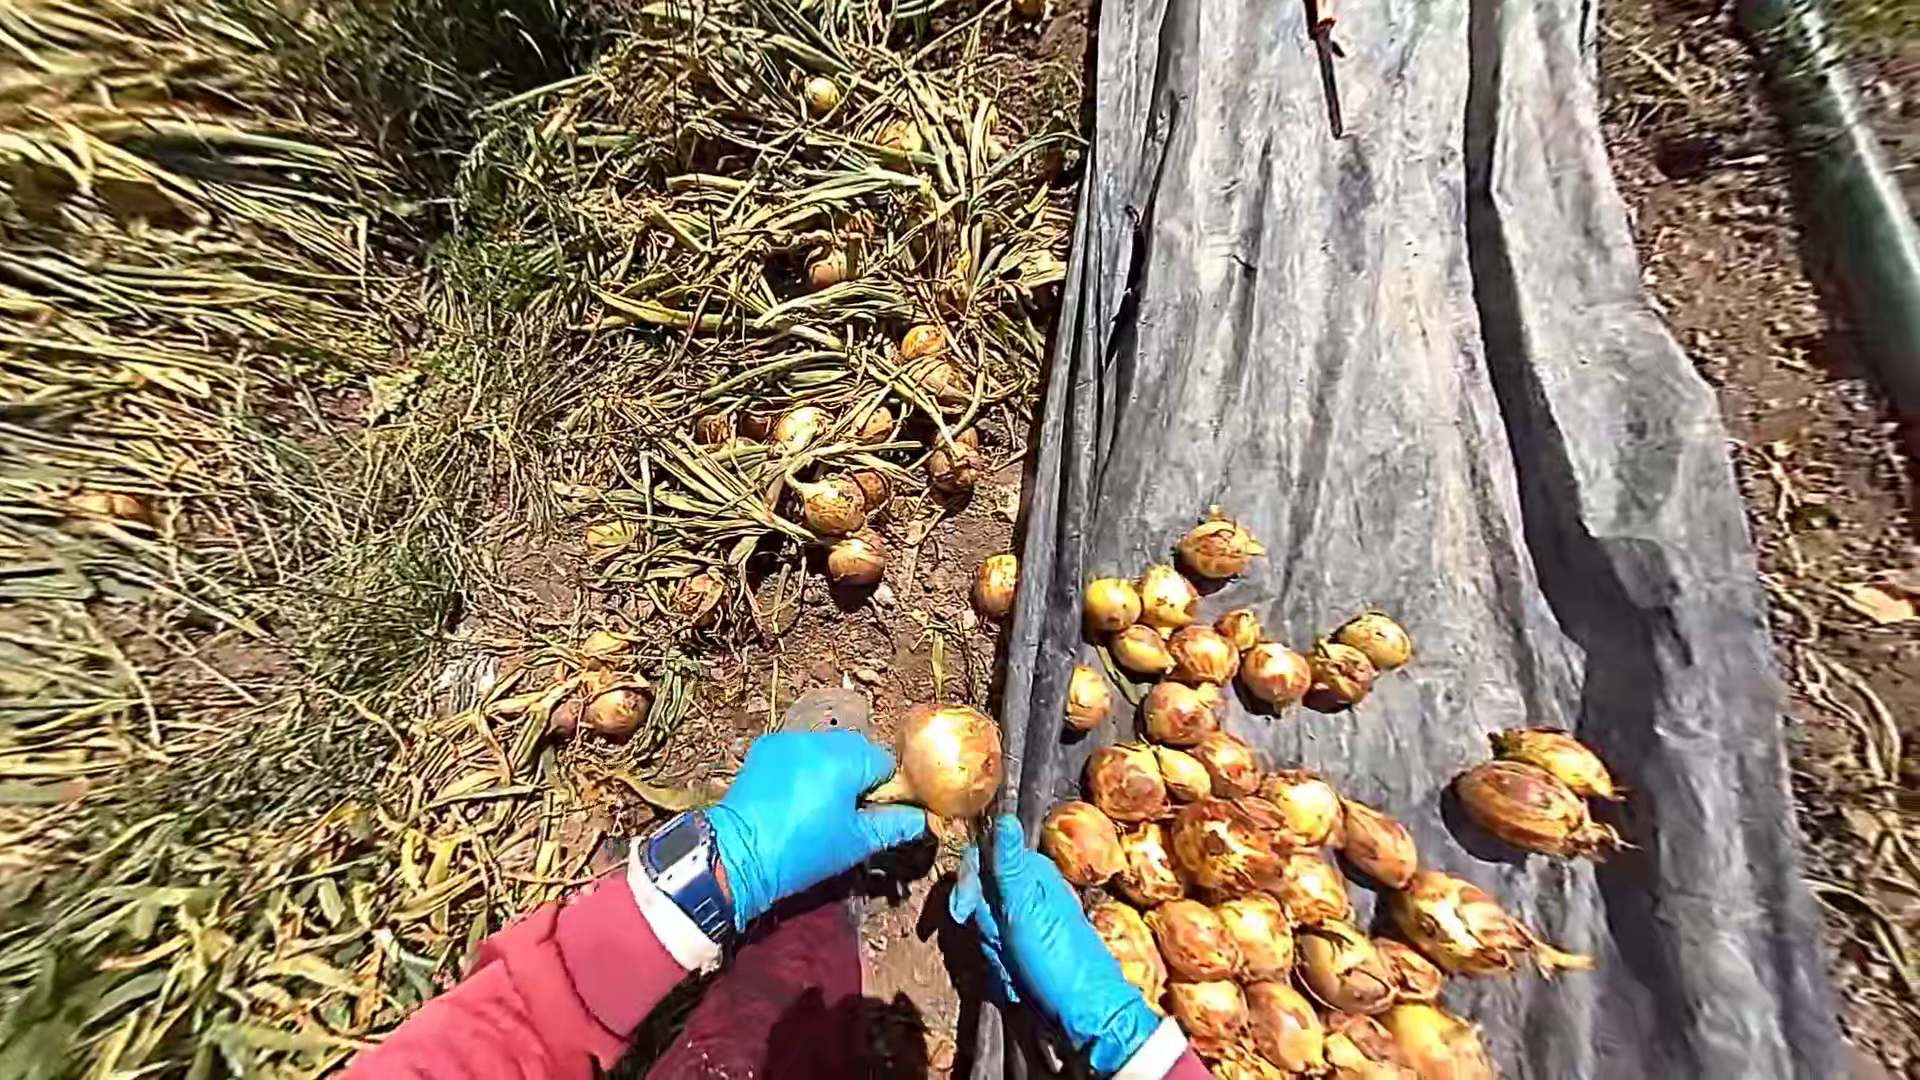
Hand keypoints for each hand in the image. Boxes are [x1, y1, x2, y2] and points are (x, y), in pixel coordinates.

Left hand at [707, 730, 927, 928]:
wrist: (735, 856)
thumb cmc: (803, 850)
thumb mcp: (854, 842)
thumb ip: (893, 825)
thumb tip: (924, 820)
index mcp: (848, 758)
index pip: (884, 762)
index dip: (883, 790)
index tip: (869, 815)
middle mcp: (822, 738)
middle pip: (856, 752)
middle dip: (856, 777)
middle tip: (843, 814)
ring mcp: (792, 738)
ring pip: (827, 749)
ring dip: (829, 770)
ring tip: (815, 806)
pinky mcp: (768, 745)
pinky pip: (799, 750)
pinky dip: (803, 767)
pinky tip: (792, 795)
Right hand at [949, 815, 1160, 1074]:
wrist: (1085, 1018)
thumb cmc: (1057, 957)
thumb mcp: (1026, 907)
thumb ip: (1008, 863)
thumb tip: (1004, 815)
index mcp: (1031, 870)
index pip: (981, 857)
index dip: (966, 884)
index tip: (961, 912)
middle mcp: (1028, 889)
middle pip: (979, 893)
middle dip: (984, 925)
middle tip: (1002, 944)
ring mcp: (1025, 919)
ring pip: (984, 925)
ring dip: (992, 951)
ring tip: (1012, 967)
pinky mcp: (1023, 947)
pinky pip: (994, 950)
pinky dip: (999, 968)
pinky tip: (1014, 980)